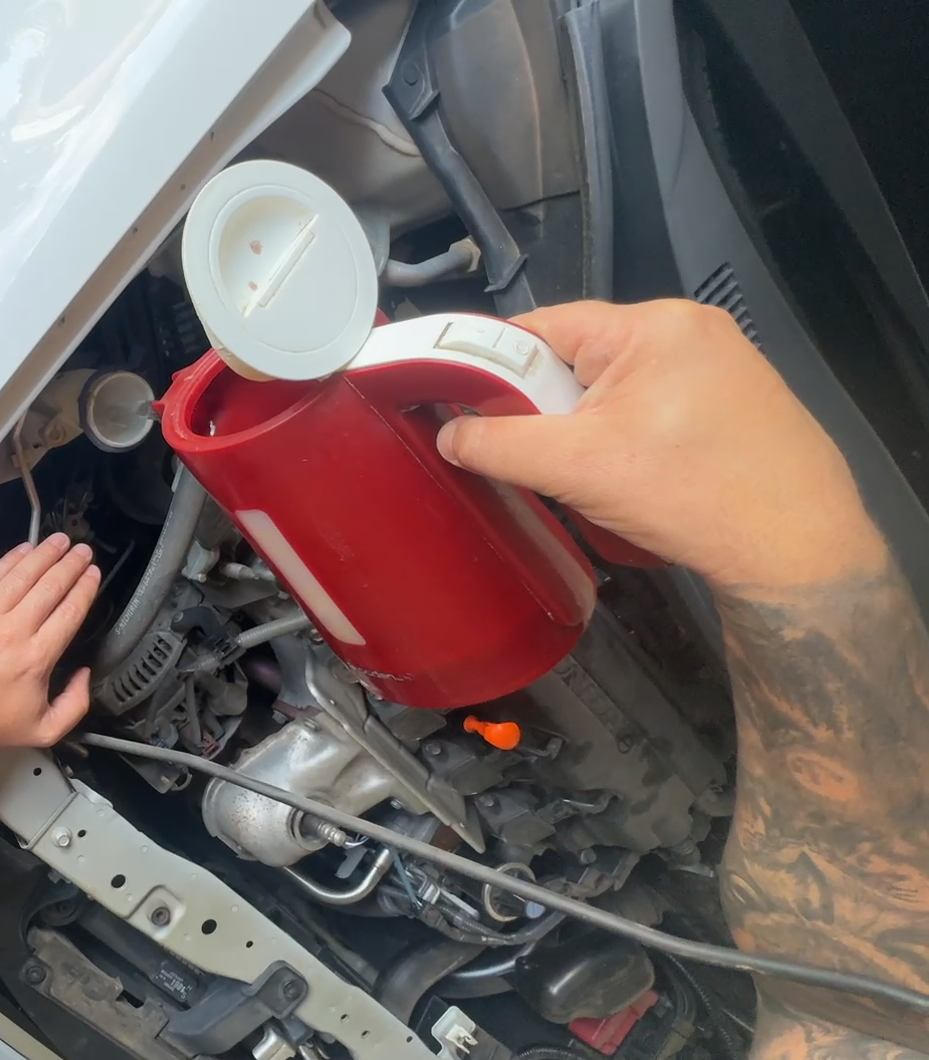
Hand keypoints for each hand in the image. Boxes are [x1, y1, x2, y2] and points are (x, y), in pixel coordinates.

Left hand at [0, 533, 101, 749]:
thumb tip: (85, 676)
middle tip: (83, 551)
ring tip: (58, 542)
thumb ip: (75, 704)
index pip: (69, 611)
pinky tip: (23, 550)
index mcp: (37, 658)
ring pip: (21, 576)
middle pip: (49, 586)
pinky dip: (10, 561)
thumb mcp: (44, 730)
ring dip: (43, 555)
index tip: (93, 575)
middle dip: (70, 564)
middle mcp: (14, 631)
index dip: (85, 587)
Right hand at [435, 299, 887, 591]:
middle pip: (563, 358)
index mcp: (653, 327)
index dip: (486, 364)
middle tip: (526, 448)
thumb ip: (493, 443)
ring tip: (572, 465)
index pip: (536, 328)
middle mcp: (683, 332)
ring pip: (592, 386)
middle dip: (531, 404)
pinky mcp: (714, 399)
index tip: (457, 403)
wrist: (795, 551)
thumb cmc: (692, 493)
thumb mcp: (570, 466)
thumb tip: (446, 436)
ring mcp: (706, 364)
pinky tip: (607, 468)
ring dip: (563, 425)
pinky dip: (598, 433)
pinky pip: (625, 403)